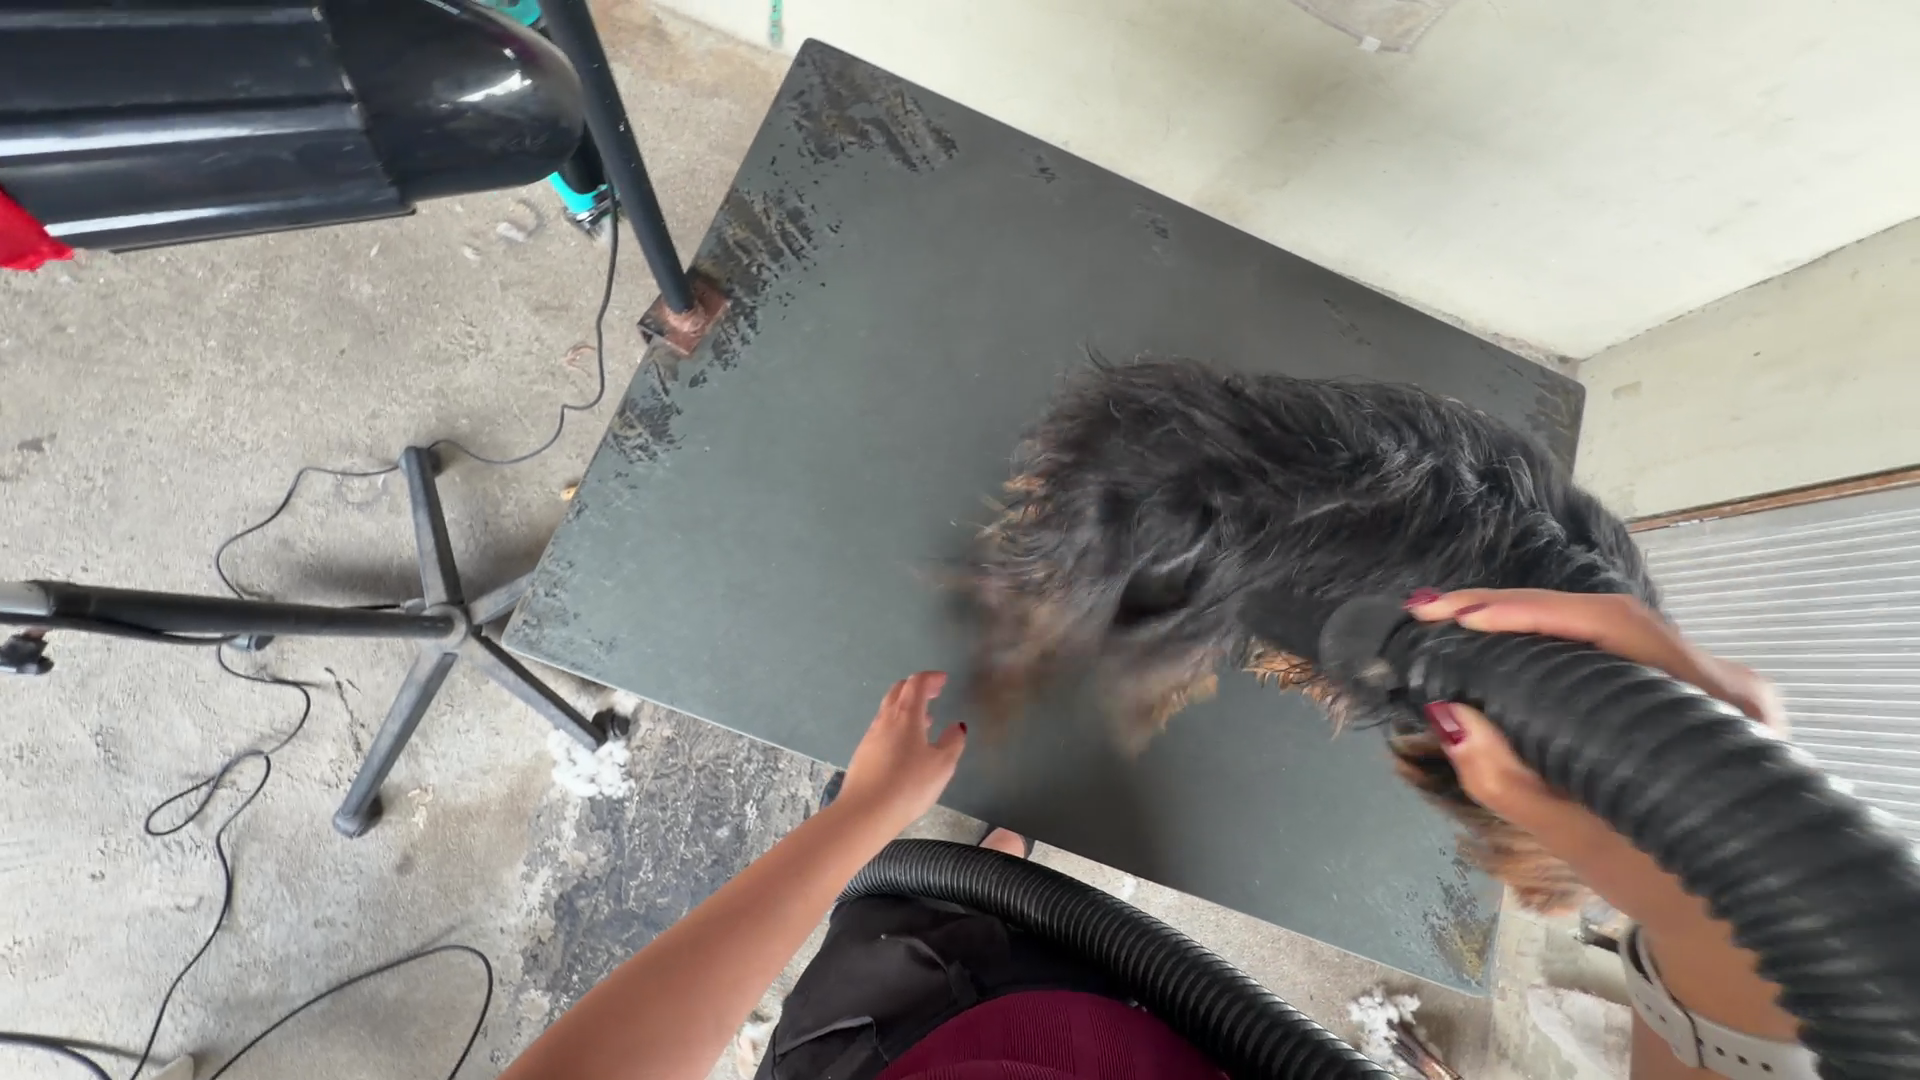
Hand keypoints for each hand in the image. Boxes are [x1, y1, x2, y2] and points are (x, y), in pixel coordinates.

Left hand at [834, 671, 966, 830]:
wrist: (865, 812)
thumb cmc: (908, 786)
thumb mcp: (941, 766)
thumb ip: (952, 743)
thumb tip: (957, 726)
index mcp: (906, 715)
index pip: (916, 683)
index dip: (931, 678)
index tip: (943, 680)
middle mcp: (885, 719)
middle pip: (898, 691)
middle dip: (917, 687)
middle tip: (934, 693)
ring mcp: (871, 736)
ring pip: (888, 709)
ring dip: (906, 707)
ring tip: (925, 720)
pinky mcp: (863, 753)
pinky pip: (882, 727)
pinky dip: (897, 724)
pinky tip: (906, 745)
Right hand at [1409, 588, 1796, 1039]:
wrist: (1731, 915)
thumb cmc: (1658, 881)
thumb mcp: (1575, 840)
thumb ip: (1508, 781)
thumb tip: (1445, 714)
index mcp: (1711, 713)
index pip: (1616, 628)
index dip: (1531, 612)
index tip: (1460, 618)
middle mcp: (1715, 683)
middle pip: (1601, 615)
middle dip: (1507, 604)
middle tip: (1430, 610)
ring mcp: (1699, 682)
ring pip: (1599, 623)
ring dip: (1517, 614)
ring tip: (1448, 616)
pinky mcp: (1675, 689)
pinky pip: (1600, 643)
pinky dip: (1538, 632)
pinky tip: (1490, 632)